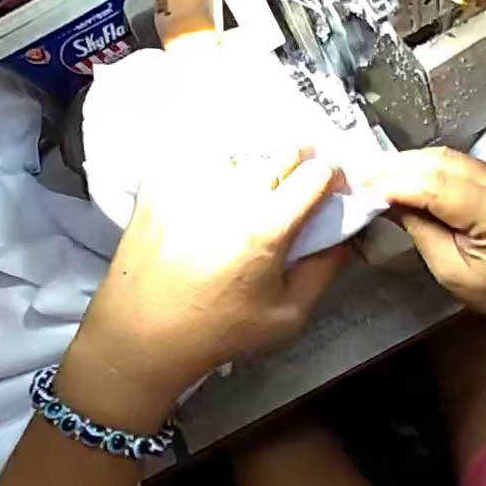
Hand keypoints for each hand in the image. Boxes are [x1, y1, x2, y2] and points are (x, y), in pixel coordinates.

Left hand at [58, 147, 348, 429]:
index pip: (316, 173)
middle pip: (283, 151)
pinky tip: (216, 192)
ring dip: (260, 164)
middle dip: (302, 163)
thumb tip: (343, 238)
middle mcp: (229, 196)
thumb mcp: (287, 316)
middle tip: (299, 185)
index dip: (333, 177)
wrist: (142, 335)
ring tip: (254, 190)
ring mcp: (190, 184)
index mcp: (265, 228)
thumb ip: (324, 271)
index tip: (332, 188)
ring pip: (244, 151)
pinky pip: (202, 157)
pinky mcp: (160, 183)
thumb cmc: (218, 332)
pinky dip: (218, 166)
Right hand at [370, 147, 485, 343]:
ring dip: (414, 165)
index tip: (361, 185)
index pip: (436, 185)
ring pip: (452, 158)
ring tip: (379, 176)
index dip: (395, 182)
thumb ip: (421, 230)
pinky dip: (433, 170)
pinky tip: (410, 179)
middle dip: (399, 166)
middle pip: (443, 161)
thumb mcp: (454, 273)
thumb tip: (388, 200)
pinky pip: (464, 165)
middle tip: (363, 175)